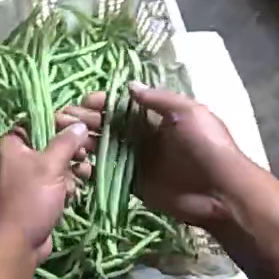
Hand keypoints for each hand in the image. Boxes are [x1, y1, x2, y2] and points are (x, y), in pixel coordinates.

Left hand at [0, 123, 90, 262]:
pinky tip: (76, 191)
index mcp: (11, 144)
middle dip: (71, 149)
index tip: (83, 125)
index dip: (61, 121)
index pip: (38, 121)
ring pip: (56, 164)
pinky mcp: (36, 196)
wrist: (18, 244)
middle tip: (89, 152)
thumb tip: (80, 125)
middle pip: (50, 143)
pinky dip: (67, 185)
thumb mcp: (50, 165)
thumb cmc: (30, 199)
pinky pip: (55, 183)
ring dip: (72, 169)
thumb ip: (66, 142)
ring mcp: (26, 179)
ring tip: (85, 173)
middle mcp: (16, 158)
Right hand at [61, 84, 249, 227]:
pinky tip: (75, 161)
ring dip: (82, 140)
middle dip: (85, 120)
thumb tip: (129, 87)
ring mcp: (138, 160)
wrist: (219, 191)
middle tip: (60, 118)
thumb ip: (158, 100)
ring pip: (104, 146)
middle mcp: (145, 136)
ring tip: (60, 135)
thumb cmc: (207, 146)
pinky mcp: (134, 183)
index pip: (123, 105)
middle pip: (109, 125)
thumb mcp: (188, 113)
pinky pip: (108, 172)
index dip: (103, 102)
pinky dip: (91, 166)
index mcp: (158, 117)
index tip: (83, 102)